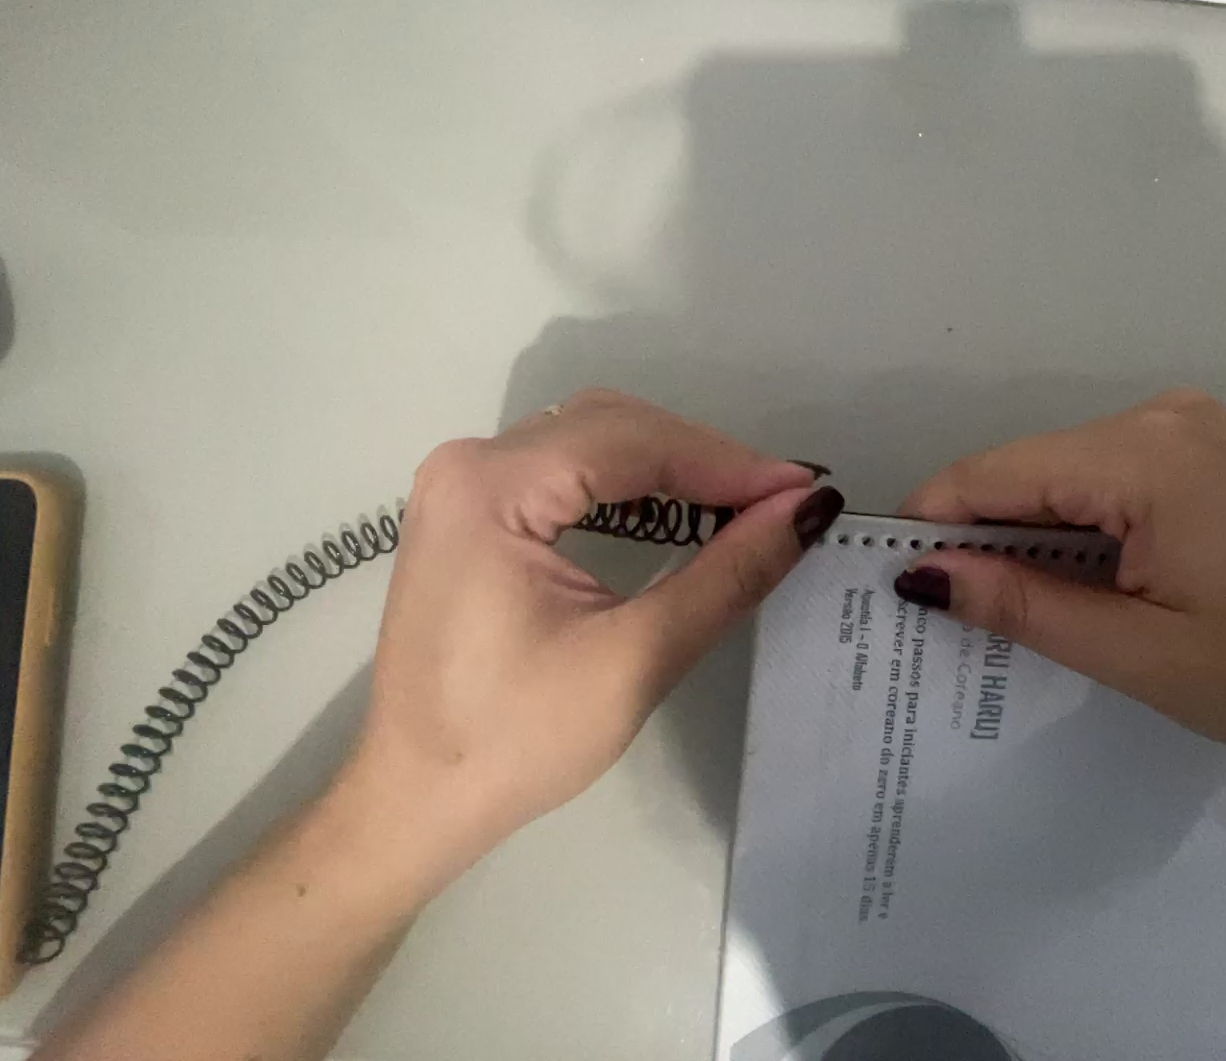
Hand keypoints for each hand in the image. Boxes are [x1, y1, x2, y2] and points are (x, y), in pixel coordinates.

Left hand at [345, 390, 842, 857]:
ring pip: (592, 440)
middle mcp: (470, 463)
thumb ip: (726, 576)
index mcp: (492, 487)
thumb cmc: (516, 742)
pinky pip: (568, 470)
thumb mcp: (635, 659)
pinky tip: (675, 508)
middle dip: (704, 458)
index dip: (730, 463)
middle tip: (780, 500)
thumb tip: (807, 512)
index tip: (806, 490)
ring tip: (742, 503)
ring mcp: (465, 484)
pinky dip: (632, 481)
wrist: (418, 799)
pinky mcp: (473, 511)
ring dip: (672, 464)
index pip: (634, 443)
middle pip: (612, 426)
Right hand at [893, 388, 1225, 756]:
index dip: (929, 525)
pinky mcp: (1200, 452)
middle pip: (1020, 471)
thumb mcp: (1145, 657)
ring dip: (1021, 538)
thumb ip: (1024, 607)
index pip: (989, 475)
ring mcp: (1185, 429)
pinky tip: (1072, 582)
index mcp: (1144, 459)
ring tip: (1007, 608)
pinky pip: (1099, 480)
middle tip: (947, 613)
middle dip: (975, 537)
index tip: (891, 584)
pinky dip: (1068, 529)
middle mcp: (1158, 419)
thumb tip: (920, 576)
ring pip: (1055, 476)